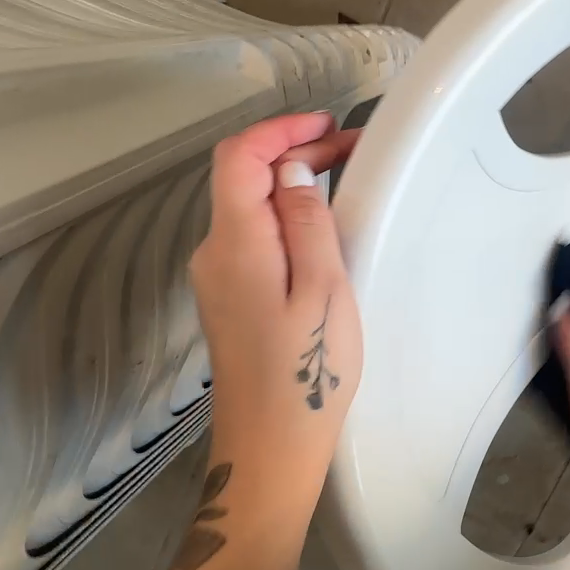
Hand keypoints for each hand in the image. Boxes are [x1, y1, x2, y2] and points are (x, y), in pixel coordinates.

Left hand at [189, 112, 363, 467]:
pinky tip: (322, 223)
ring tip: (346, 178)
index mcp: (236, 244)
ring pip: (249, 206)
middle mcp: (215, 252)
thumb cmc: (307, 369)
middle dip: (294, 152)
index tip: (328, 123)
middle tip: (354, 149)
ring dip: (292, 182)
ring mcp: (218, 277)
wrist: (271, 445)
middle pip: (243, 179)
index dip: (279, 129)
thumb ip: (306, 223)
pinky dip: (286, 214)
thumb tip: (292, 172)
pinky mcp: (231, 296)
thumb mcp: (324, 288)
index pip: (238, 158)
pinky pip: (254, 235)